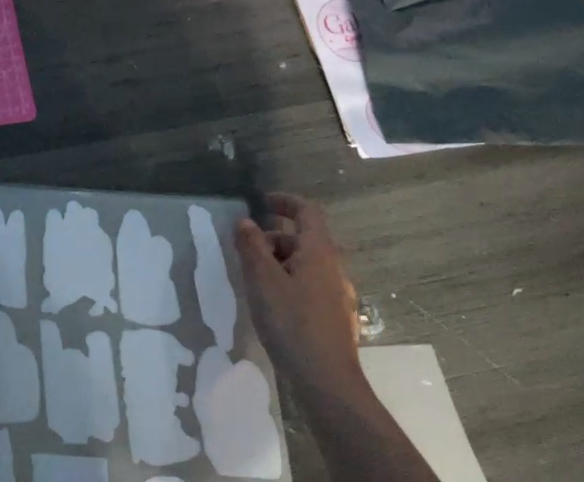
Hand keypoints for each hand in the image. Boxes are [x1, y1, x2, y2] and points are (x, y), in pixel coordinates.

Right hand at [235, 193, 361, 391]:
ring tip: (253, 280)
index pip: (308, 212)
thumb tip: (245, 221)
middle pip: (304, 239)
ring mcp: (338, 295)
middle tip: (245, 250)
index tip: (262, 202)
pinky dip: (289, 282)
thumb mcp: (262, 280)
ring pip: (306, 265)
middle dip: (273, 237)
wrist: (328, 382)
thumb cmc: (292, 323)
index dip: (286, 202)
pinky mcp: (335, 318)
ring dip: (280, 262)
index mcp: (319, 252)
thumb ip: (251, 246)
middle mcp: (333, 268)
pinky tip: (273, 305)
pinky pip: (310, 286)